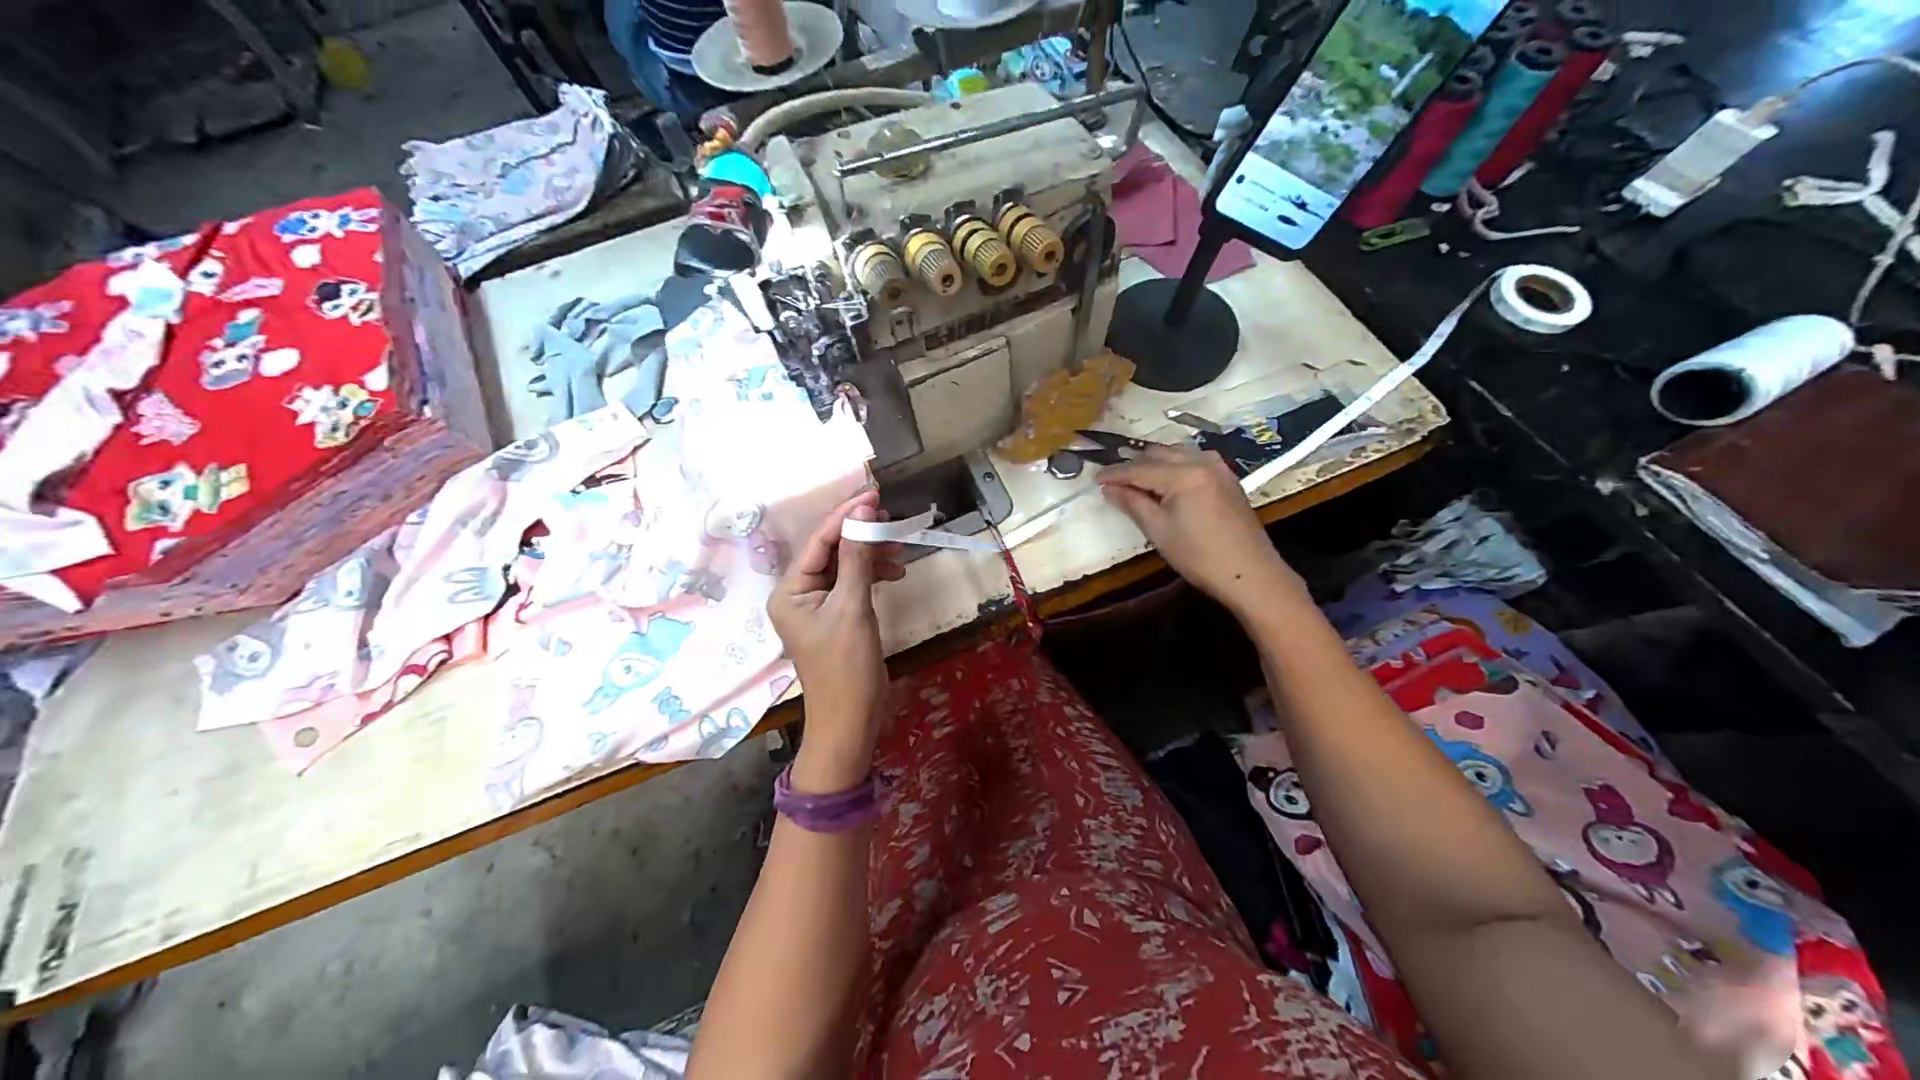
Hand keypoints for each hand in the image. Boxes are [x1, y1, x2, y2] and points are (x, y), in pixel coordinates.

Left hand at [766, 490, 904, 791]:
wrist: (852, 719)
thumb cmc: (846, 666)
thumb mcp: (852, 607)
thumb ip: (857, 557)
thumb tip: (863, 512)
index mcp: (789, 591)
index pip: (818, 542)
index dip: (846, 517)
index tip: (874, 495)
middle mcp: (798, 594)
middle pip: (831, 551)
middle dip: (861, 535)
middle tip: (890, 518)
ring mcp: (818, 606)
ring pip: (845, 566)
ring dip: (871, 555)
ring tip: (900, 547)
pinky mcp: (838, 617)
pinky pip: (853, 584)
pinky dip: (873, 575)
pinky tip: (896, 571)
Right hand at [1097, 446, 1304, 613]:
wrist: (1250, 574)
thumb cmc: (1199, 556)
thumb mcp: (1159, 531)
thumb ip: (1132, 503)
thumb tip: (1109, 489)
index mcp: (1183, 474)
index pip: (1139, 469)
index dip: (1114, 474)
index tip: (1095, 479)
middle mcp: (1202, 462)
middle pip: (1158, 454)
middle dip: (1134, 465)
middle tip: (1113, 481)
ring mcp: (1219, 468)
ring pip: (1177, 453)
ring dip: (1154, 462)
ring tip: (1137, 480)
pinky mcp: (1228, 478)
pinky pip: (1194, 460)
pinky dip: (1175, 465)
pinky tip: (1167, 480)